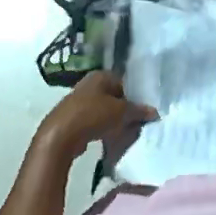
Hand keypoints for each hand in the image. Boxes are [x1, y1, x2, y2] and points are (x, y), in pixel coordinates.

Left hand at [33, 72, 157, 162]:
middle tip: (138, 124)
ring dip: (115, 121)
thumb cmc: (93, 115)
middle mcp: (89, 84)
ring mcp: (80, 101)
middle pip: (114, 97)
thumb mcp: (121, 112)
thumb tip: (154, 112)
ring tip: (127, 133)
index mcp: (100, 76)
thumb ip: (138, 110)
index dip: (135, 96)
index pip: (124, 82)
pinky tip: (111, 139)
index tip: (144, 111)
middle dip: (125, 110)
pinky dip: (104, 128)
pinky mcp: (74, 117)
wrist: (61, 134)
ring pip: (105, 110)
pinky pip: (95, 121)